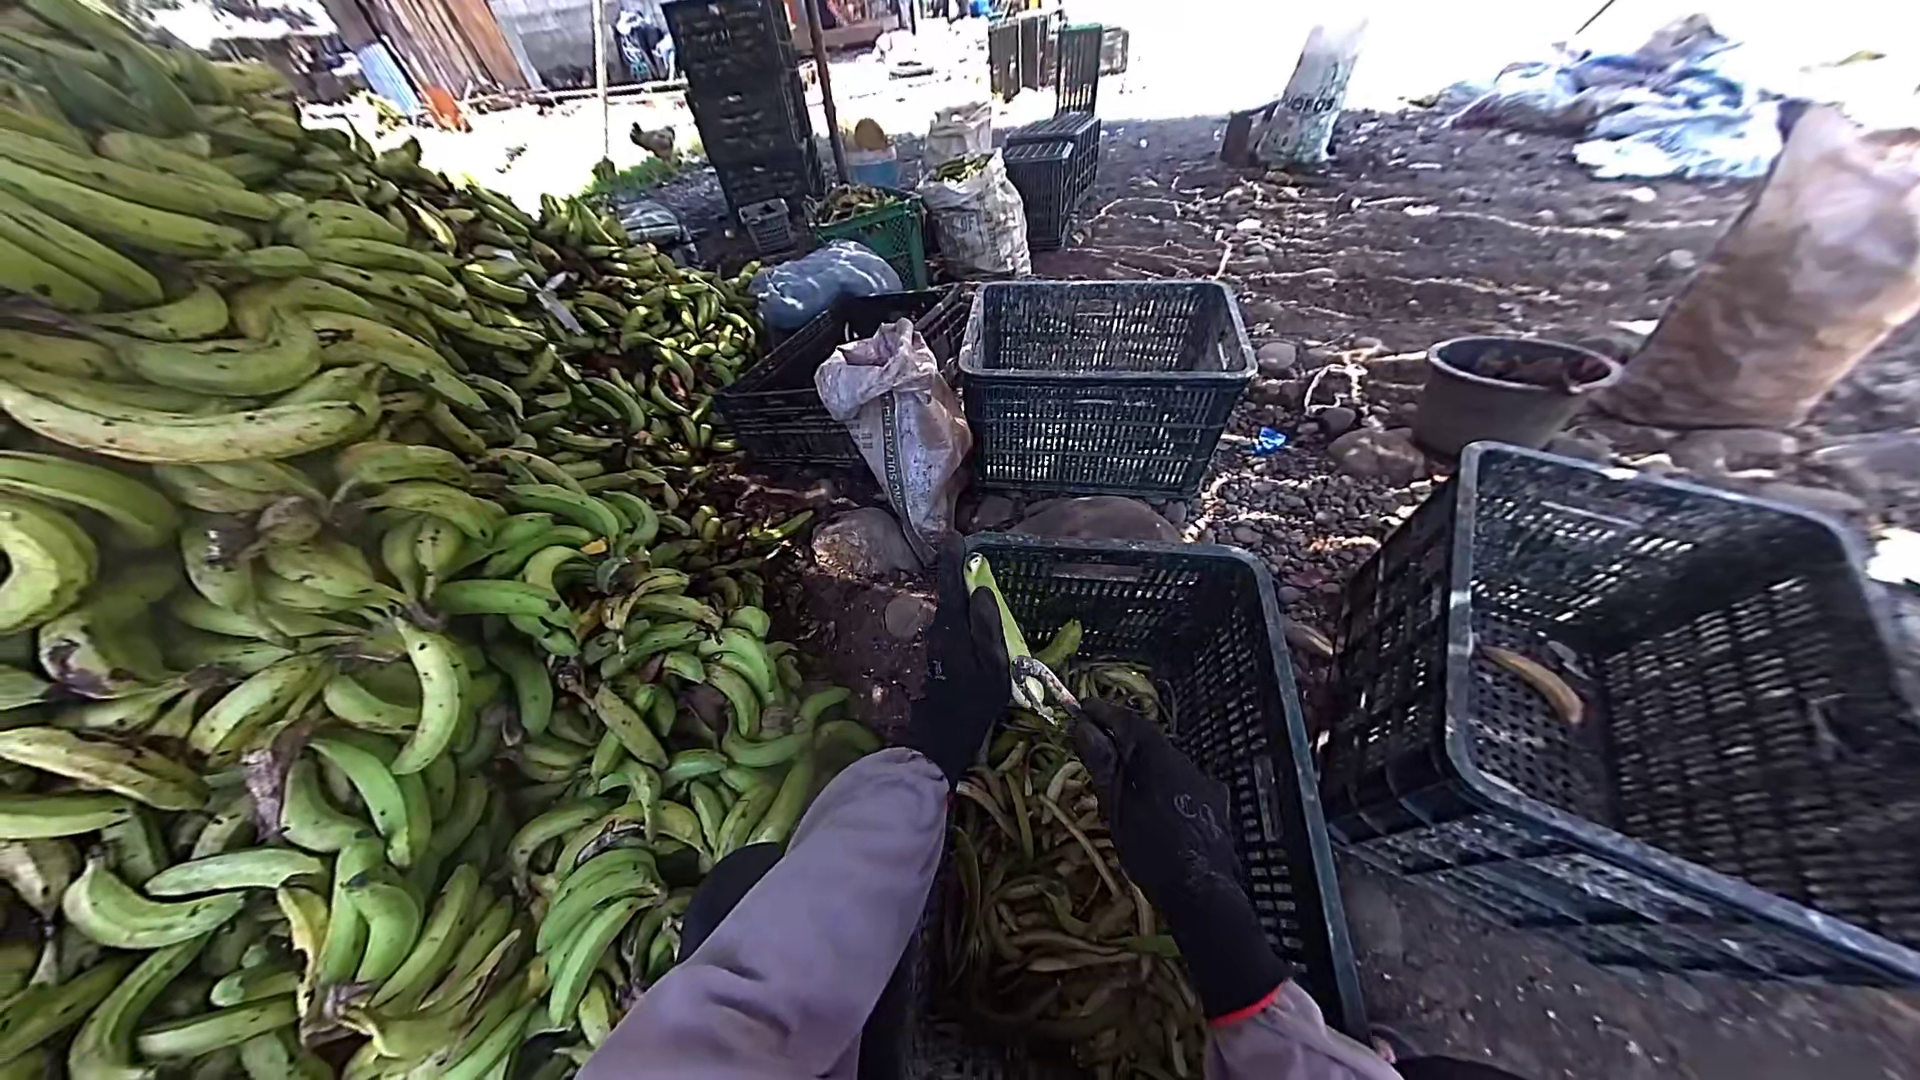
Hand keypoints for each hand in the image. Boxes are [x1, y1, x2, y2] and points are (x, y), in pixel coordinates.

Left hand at [905, 544, 1008, 784]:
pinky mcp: (939, 652)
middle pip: (947, 592)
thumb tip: (982, 592)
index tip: (953, 536)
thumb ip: (987, 627)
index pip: (953, 586)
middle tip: (958, 545)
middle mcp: (939, 630)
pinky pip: (949, 618)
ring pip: (947, 605)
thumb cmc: (974, 703)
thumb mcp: (991, 666)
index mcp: (952, 629)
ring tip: (965, 568)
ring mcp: (937, 641)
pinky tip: (965, 604)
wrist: (944, 735)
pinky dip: (956, 605)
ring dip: (954, 586)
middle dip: (952, 568)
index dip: (953, 560)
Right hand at [1073, 700, 1293, 1019]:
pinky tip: (1145, 802)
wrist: (1202, 897)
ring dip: (1136, 761)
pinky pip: (1176, 780)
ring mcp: (1202, 783)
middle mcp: (1186, 762)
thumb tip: (1081, 725)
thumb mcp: (1116, 805)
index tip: (1079, 708)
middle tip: (1089, 743)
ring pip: (1161, 761)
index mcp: (1160, 757)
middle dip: (1116, 737)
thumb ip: (1101, 762)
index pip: (1128, 719)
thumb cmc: (1151, 851)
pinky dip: (1155, 781)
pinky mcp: (1211, 804)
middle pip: (1145, 739)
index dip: (1102, 711)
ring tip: (1113, 779)